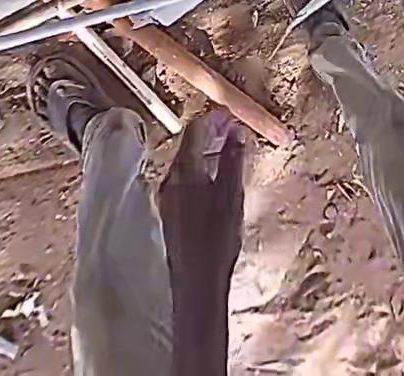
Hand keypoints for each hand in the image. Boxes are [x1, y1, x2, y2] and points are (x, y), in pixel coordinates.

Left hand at [159, 109, 246, 375]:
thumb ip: (233, 163)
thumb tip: (237, 134)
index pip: (196, 130)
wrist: (195, 288)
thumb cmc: (217, 244)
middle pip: (189, 143)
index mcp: (184, 171)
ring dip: (206, 148)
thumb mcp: (232, 200)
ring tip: (228, 147)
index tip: (232, 114)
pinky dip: (200, 165)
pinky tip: (214, 174)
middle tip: (233, 127)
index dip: (215, 118)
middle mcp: (170, 178)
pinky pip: (183, 175)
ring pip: (185, 159)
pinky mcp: (169, 208)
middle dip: (211, 131)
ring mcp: (167, 194)